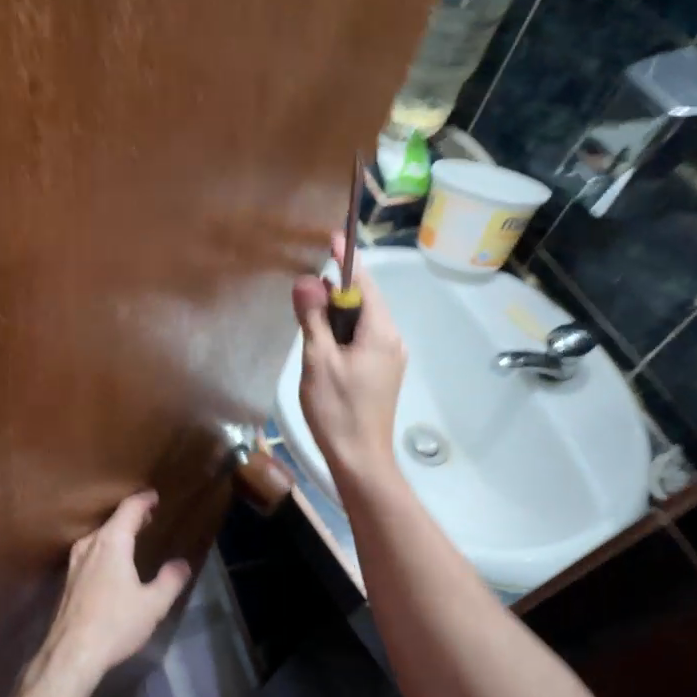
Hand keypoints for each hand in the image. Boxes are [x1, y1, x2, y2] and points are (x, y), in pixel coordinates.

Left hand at [37, 490, 191, 686]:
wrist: (71, 652)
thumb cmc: (115, 623)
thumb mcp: (152, 605)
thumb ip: (169, 580)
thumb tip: (181, 563)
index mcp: (112, 543)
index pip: (128, 509)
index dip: (143, 501)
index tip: (154, 497)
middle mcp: (90, 545)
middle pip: (112, 521)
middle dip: (131, 516)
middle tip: (149, 516)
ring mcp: (75, 562)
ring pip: (98, 536)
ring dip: (116, 532)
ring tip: (132, 537)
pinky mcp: (69, 580)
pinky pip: (90, 551)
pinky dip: (105, 547)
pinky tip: (112, 562)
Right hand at [293, 232, 405, 476]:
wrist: (360, 458)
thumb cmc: (337, 409)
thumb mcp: (318, 360)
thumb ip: (313, 318)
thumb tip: (307, 280)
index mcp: (380, 333)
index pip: (365, 284)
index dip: (347, 260)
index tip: (332, 237)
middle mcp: (391, 340)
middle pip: (365, 301)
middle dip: (337, 289)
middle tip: (305, 284)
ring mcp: (389, 358)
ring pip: (362, 321)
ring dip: (337, 312)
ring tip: (308, 312)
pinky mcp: (381, 372)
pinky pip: (363, 338)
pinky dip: (342, 331)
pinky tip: (322, 339)